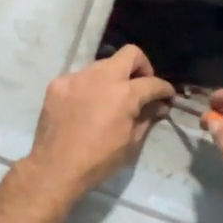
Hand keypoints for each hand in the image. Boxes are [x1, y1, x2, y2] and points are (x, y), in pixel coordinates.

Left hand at [23, 45, 174, 197]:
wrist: (55, 168)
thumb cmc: (98, 160)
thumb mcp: (131, 142)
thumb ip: (147, 118)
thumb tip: (159, 106)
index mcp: (124, 93)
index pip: (152, 82)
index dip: (165, 89)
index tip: (167, 96)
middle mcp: (101, 77)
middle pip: (130, 54)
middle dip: (142, 67)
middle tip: (141, 86)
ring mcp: (76, 77)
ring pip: (102, 64)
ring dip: (112, 77)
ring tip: (110, 98)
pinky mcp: (57, 84)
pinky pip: (80, 77)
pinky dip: (89, 86)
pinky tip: (86, 105)